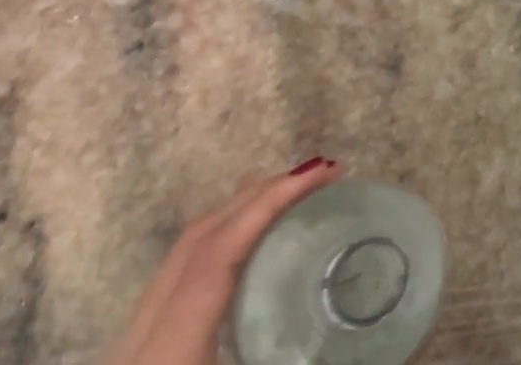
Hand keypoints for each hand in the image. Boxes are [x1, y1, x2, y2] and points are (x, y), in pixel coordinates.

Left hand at [106, 157, 343, 364]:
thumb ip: (312, 360)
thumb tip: (392, 348)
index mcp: (170, 354)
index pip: (217, 256)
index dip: (268, 205)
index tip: (321, 174)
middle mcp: (139, 340)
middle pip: (195, 241)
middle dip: (259, 196)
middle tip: (320, 175)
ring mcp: (128, 346)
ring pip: (180, 255)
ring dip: (238, 214)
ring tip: (294, 197)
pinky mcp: (134, 355)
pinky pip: (177, 276)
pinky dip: (220, 243)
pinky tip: (253, 250)